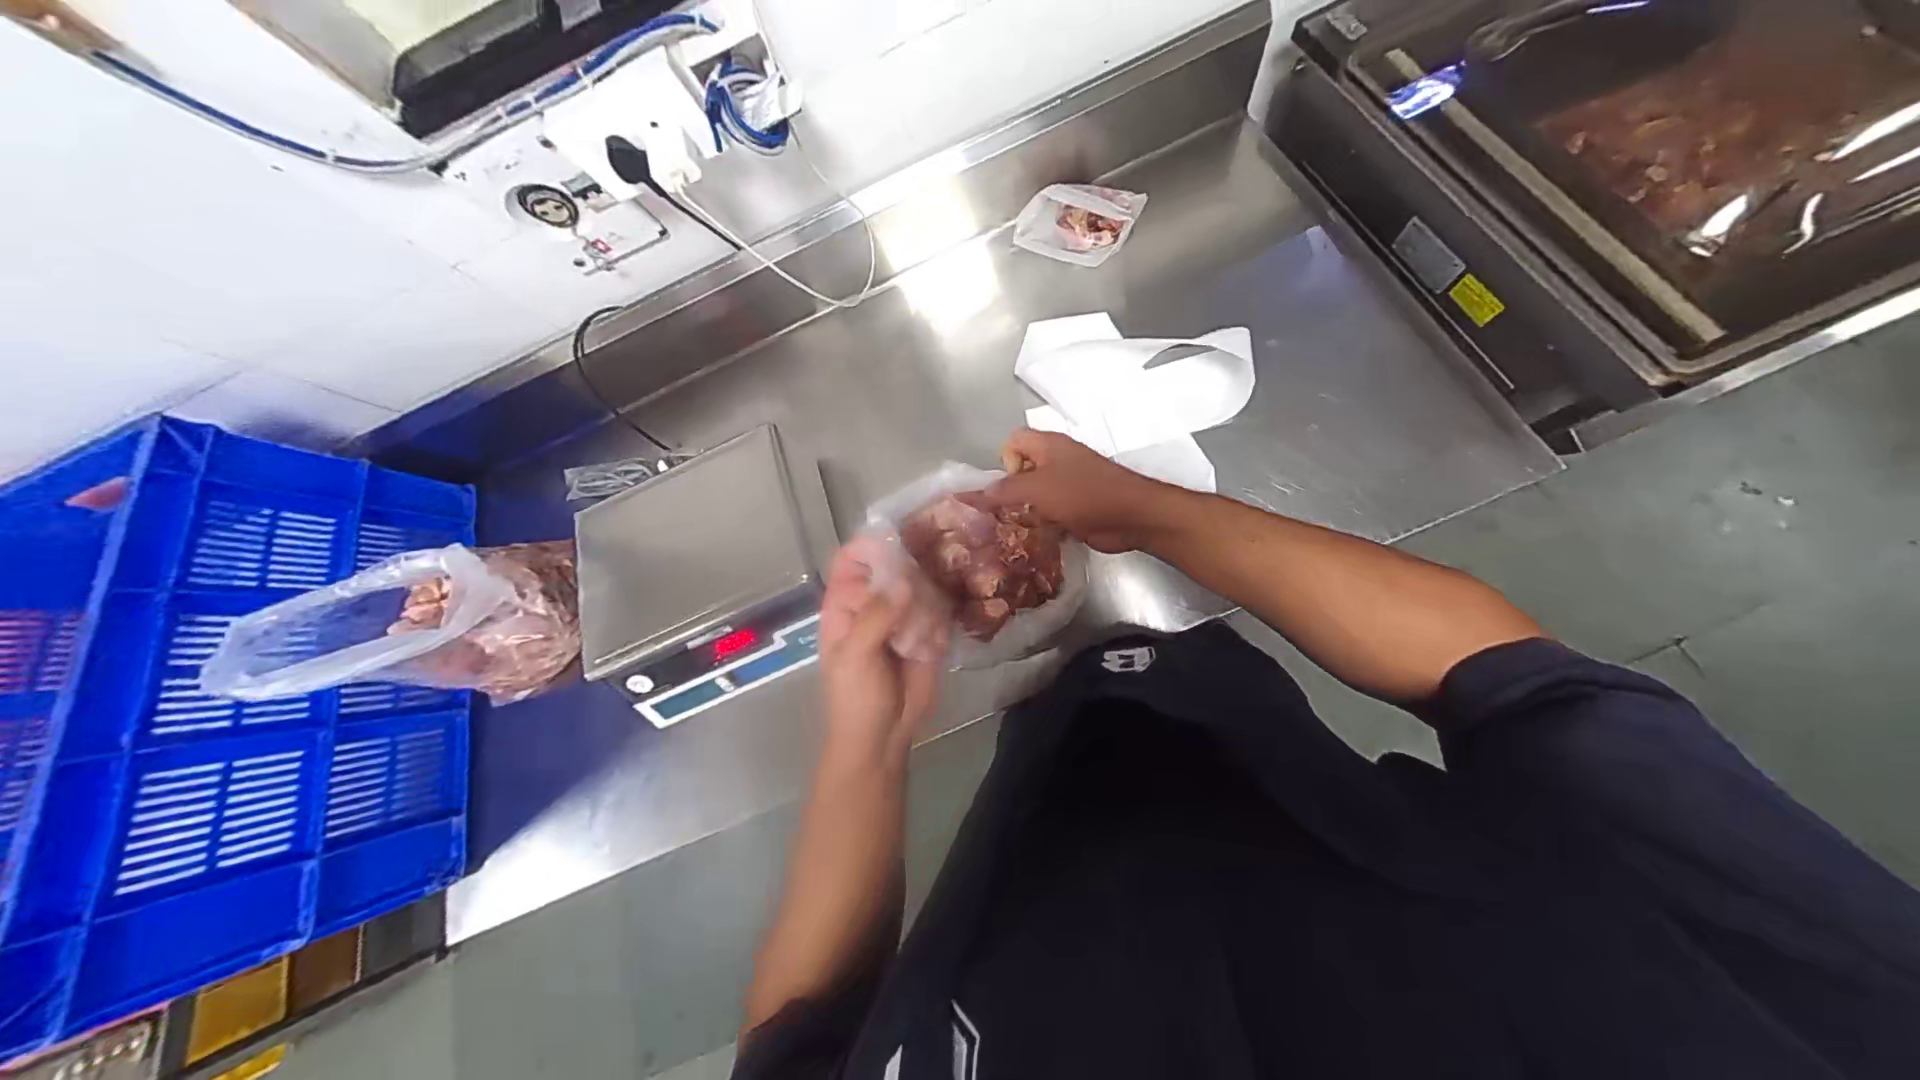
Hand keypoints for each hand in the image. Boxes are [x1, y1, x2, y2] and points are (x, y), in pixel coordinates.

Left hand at [817, 543, 943, 767]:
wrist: (883, 737)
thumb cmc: (855, 697)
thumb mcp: (856, 656)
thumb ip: (877, 616)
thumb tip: (904, 579)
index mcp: (846, 602)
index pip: (853, 558)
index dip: (871, 545)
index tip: (899, 541)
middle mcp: (875, 601)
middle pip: (894, 566)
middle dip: (910, 573)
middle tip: (920, 592)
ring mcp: (903, 614)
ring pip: (922, 586)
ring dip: (926, 606)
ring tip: (916, 637)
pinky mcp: (928, 630)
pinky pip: (940, 611)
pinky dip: (939, 624)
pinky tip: (929, 647)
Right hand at [987, 429, 1180, 552]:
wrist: (1131, 515)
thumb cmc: (1083, 495)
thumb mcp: (1037, 490)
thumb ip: (1005, 490)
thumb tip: (981, 493)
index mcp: (1048, 445)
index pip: (1013, 441)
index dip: (1006, 461)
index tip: (1011, 485)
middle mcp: (1057, 460)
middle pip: (1022, 470)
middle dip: (1012, 491)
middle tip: (1008, 513)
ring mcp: (1069, 483)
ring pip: (1036, 493)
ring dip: (1027, 510)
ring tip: (1022, 528)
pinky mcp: (1078, 505)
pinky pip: (1051, 510)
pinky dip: (1045, 522)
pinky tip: (1042, 536)